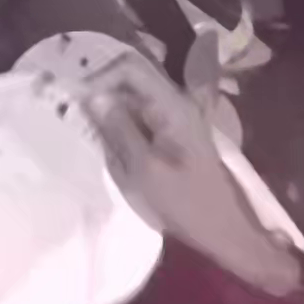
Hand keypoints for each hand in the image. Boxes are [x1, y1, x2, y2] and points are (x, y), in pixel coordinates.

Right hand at [81, 53, 302, 297]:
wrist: (227, 234)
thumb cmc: (186, 203)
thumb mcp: (144, 167)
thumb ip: (118, 128)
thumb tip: (92, 95)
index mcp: (171, 105)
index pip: (129, 69)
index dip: (100, 78)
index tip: (77, 101)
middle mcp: (174, 103)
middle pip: (129, 81)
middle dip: (101, 94)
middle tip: (76, 116)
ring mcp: (174, 118)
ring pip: (131, 100)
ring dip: (108, 112)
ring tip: (90, 133)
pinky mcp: (171, 134)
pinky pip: (138, 117)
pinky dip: (120, 126)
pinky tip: (108, 144)